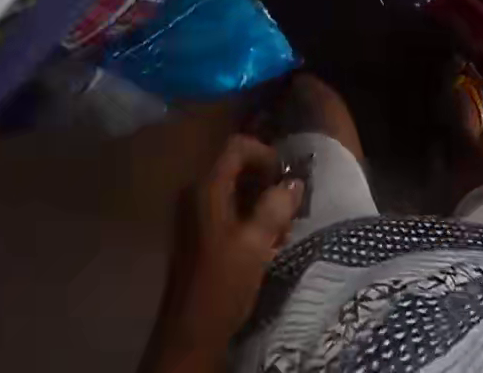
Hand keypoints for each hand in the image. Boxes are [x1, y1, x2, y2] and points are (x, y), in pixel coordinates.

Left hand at [145, 135, 304, 369]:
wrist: (188, 336)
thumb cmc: (221, 284)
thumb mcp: (256, 244)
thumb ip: (276, 207)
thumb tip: (294, 183)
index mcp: (206, 187)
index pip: (238, 146)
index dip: (266, 154)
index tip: (286, 178)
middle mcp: (196, 191)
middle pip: (237, 167)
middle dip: (267, 182)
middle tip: (289, 207)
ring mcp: (194, 212)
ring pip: (235, 190)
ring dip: (261, 202)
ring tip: (282, 229)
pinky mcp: (197, 232)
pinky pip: (227, 208)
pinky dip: (249, 216)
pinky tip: (266, 243)